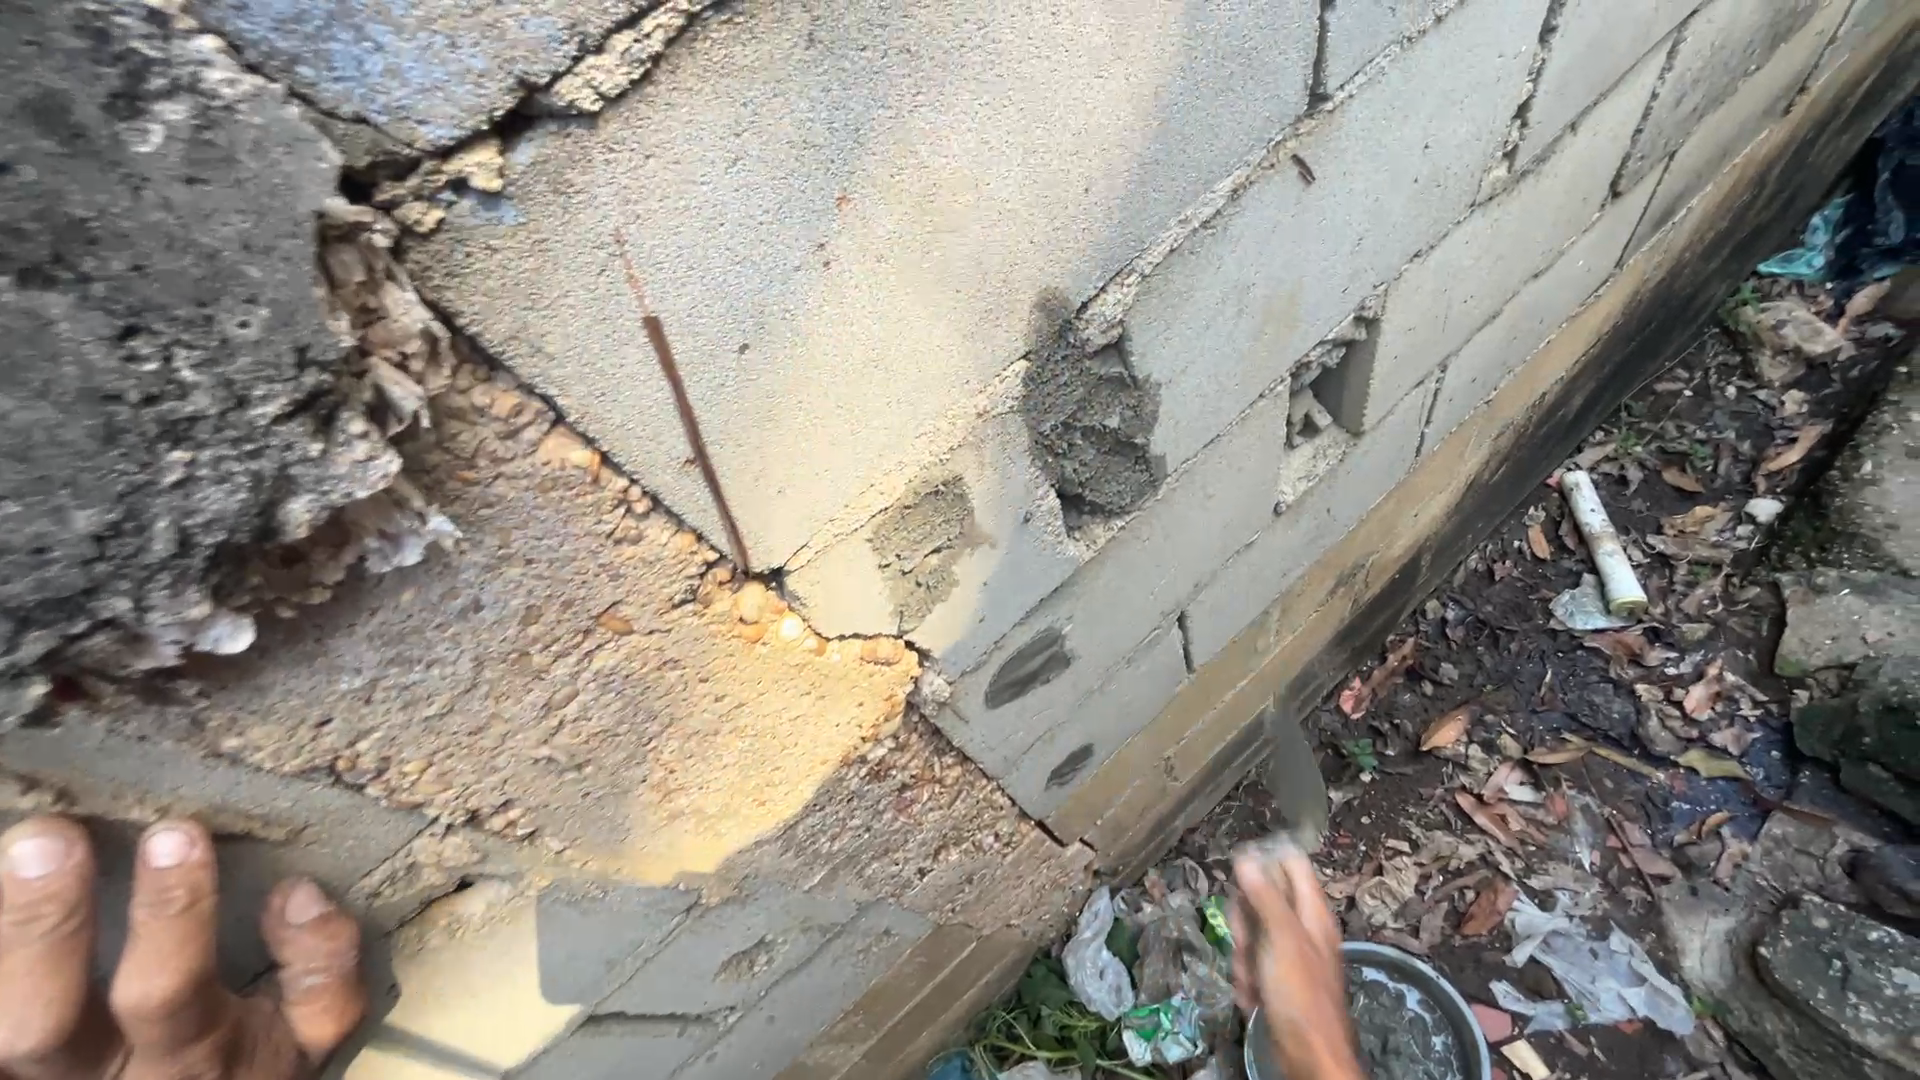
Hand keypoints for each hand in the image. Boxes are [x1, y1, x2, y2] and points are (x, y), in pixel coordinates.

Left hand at [0, 816, 364, 1079]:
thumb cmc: (260, 1060)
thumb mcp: (321, 1029)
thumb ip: (323, 965)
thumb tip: (298, 892)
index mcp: (192, 1056)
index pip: (170, 988)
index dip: (173, 914)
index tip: (176, 831)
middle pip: (43, 1024)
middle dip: (47, 925)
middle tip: (50, 838)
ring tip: (21, 852)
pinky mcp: (4, 1075)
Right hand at [1231, 846, 1363, 1079]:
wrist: (1309, 1059)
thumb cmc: (1300, 994)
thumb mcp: (1282, 939)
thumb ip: (1265, 896)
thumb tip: (1246, 855)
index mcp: (1311, 912)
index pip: (1291, 863)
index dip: (1266, 860)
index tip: (1239, 870)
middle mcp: (1301, 928)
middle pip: (1262, 898)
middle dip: (1244, 919)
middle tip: (1245, 939)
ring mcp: (1287, 954)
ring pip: (1250, 931)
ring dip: (1241, 953)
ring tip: (1249, 975)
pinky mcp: (1275, 978)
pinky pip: (1250, 961)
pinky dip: (1245, 975)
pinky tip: (1250, 992)